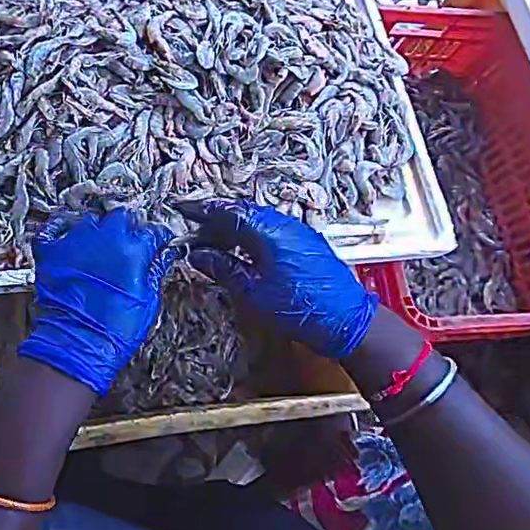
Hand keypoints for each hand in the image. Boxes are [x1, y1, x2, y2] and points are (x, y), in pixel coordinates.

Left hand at [17, 208, 180, 394]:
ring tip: (99, 242)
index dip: (157, 236)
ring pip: (90, 219)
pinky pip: (53, 229)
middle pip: (121, 216)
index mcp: (134, 249)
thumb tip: (166, 254)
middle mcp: (105, 237)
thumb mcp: (147, 301)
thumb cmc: (115, 330)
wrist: (77, 343)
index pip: (152, 231)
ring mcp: (76, 241)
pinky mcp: (52, 251)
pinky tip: (66, 236)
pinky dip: (60, 230)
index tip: (158, 240)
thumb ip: (155, 271)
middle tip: (129, 239)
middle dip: (128, 225)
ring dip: (97, 228)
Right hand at [179, 200, 375, 359]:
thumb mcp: (253, 290)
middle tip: (193, 231)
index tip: (182, 208)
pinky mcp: (304, 243)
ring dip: (231, 229)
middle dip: (214, 221)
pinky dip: (249, 236)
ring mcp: (296, 231)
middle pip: (241, 213)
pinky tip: (240, 251)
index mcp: (267, 230)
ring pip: (255, 221)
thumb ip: (223, 267)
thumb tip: (198, 255)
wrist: (347, 321)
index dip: (201, 210)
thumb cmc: (300, 307)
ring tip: (212, 243)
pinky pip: (269, 229)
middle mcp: (283, 223)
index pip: (227, 211)